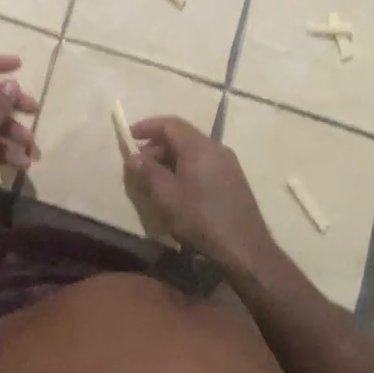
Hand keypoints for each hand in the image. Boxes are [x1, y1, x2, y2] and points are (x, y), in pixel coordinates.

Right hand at [125, 116, 276, 269]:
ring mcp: (228, 164)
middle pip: (182, 136)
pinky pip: (204, 163)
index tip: (129, 136)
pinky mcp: (233, 180)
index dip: (147, 126)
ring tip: (155, 179)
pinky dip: (186, 167)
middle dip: (157, 146)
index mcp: (199, 147)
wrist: (244, 248)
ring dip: (171, 158)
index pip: (170, 124)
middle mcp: (216, 148)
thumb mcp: (167, 195)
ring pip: (193, 151)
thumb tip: (132, 157)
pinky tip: (178, 189)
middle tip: (140, 164)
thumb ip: (147, 171)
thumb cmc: (200, 217)